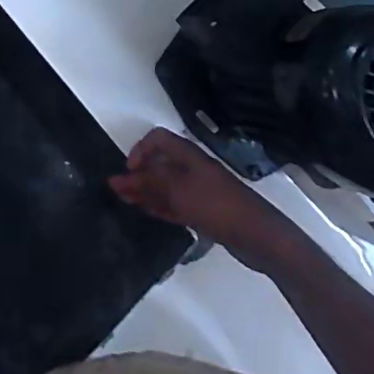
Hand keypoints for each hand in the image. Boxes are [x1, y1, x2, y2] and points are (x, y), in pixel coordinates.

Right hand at [109, 127, 300, 272]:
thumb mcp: (175, 191)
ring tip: (127, 203)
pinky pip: (177, 203)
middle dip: (140, 176)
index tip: (129, 171)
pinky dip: (162, 206)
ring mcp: (200, 190)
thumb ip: (145, 185)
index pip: (157, 139)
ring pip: (167, 186)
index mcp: (187, 154)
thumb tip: (116, 179)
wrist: (257, 234)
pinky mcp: (205, 210)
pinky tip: (149, 213)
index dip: (140, 150)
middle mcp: (192, 168)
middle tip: (120, 191)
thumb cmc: (214, 204)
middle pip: (160, 164)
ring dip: (147, 193)